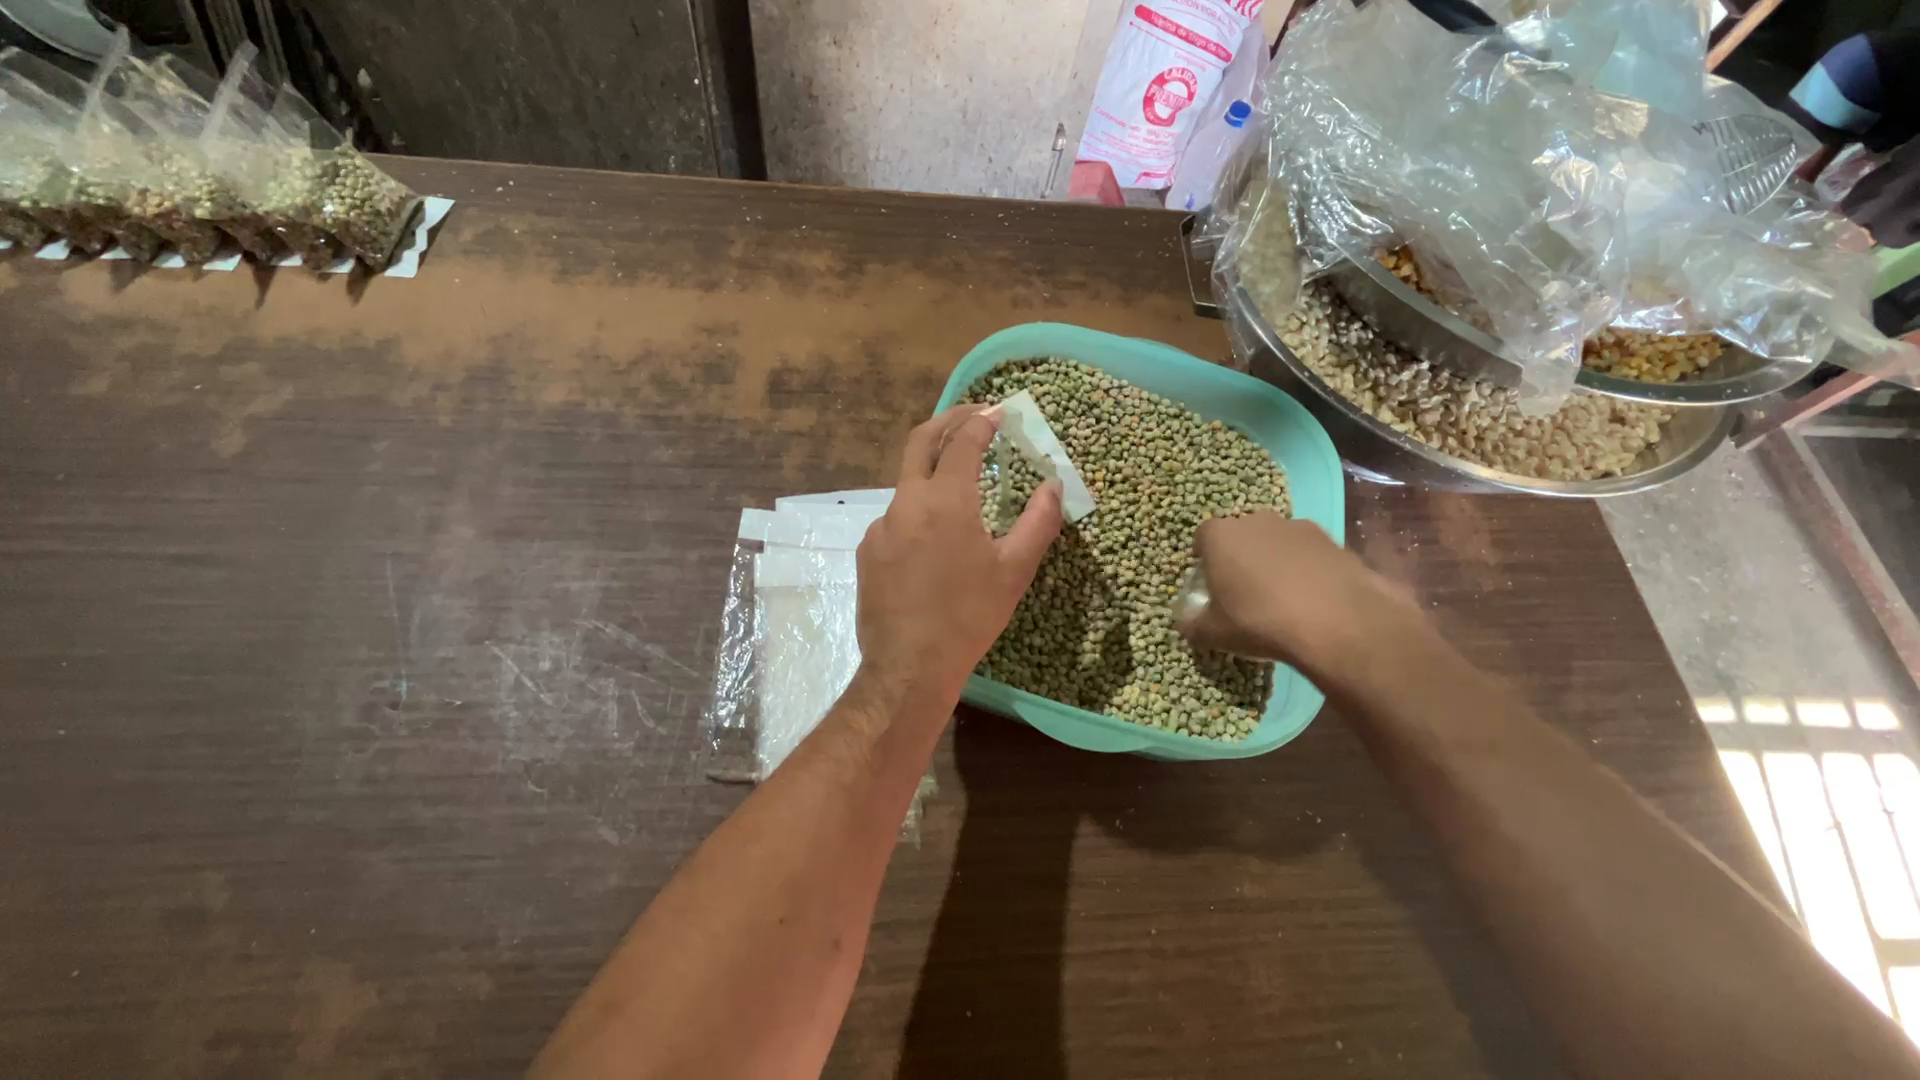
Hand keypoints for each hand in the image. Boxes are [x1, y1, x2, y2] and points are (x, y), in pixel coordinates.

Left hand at [853, 404, 1063, 707]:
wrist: (909, 666)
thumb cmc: (969, 617)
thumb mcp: (1014, 570)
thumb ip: (1038, 521)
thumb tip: (1054, 486)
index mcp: (946, 500)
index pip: (963, 441)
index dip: (983, 421)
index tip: (999, 411)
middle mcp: (906, 502)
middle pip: (921, 441)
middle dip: (948, 420)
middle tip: (973, 415)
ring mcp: (881, 526)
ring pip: (908, 483)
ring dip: (933, 473)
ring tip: (962, 490)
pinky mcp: (867, 550)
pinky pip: (896, 518)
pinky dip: (918, 512)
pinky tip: (934, 542)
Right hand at [1177, 512, 1419, 673]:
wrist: (1336, 620)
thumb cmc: (1260, 620)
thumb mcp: (1214, 634)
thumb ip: (1193, 625)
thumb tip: (1187, 623)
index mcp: (1220, 536)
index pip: (1202, 538)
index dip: (1204, 560)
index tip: (1210, 584)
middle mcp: (1256, 521)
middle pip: (1241, 535)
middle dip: (1240, 557)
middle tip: (1244, 591)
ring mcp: (1297, 526)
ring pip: (1276, 541)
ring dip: (1275, 561)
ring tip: (1282, 597)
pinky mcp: (1332, 540)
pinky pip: (1308, 553)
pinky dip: (1306, 569)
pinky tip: (1311, 599)